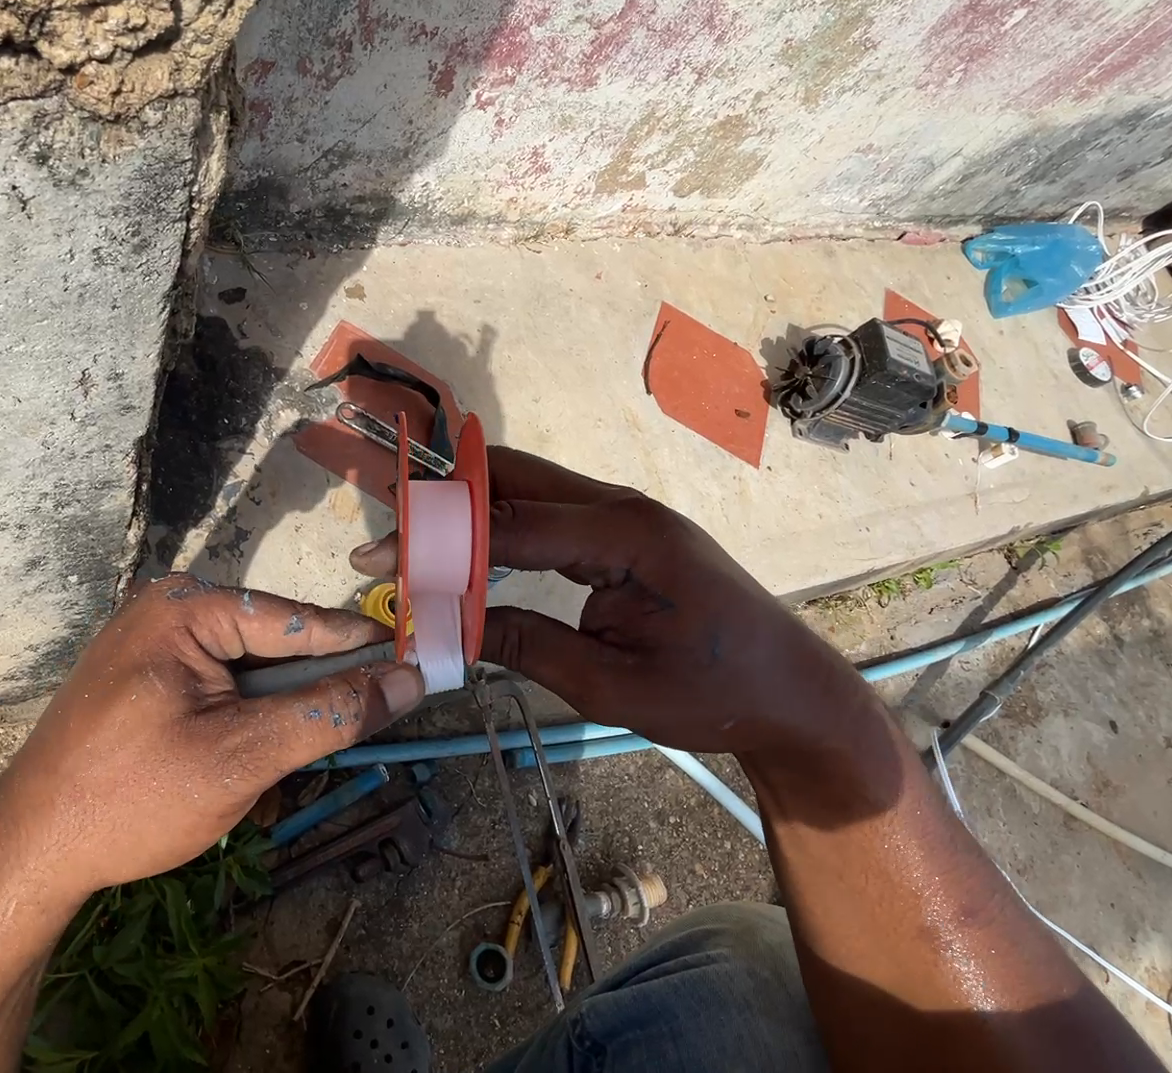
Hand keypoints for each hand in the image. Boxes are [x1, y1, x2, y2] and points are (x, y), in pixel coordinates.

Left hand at [0, 575, 423, 897]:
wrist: (27, 854)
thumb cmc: (132, 800)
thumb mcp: (243, 755)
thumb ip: (329, 713)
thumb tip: (407, 680)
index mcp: (186, 607)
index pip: (298, 620)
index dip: (362, 646)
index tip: (417, 662)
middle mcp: (166, 610)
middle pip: (273, 646)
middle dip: (308, 695)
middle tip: (354, 732)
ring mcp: (149, 644)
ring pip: (247, 674)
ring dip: (274, 718)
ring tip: (285, 765)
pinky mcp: (142, 679)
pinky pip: (215, 690)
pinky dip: (241, 723)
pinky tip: (241, 764)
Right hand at [352, 447, 870, 756]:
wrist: (790, 693)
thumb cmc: (711, 695)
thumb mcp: (608, 685)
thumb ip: (526, 644)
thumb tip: (450, 623)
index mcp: (628, 536)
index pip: (512, 521)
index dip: (440, 539)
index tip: (380, 555)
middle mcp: (623, 506)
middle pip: (515, 477)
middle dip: (447, 501)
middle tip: (393, 535)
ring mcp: (626, 513)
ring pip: (528, 485)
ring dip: (470, 508)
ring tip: (417, 541)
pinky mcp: (624, 529)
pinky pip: (548, 509)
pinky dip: (501, 523)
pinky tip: (470, 549)